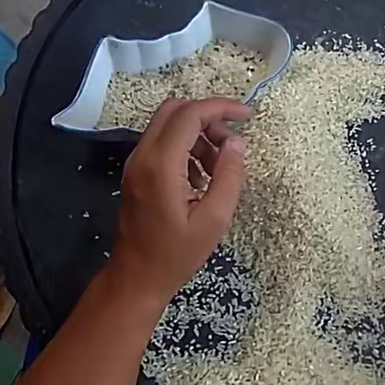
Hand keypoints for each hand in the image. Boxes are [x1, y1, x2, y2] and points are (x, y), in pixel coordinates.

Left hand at [110, 97, 250, 301]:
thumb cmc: (176, 254)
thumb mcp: (214, 219)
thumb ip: (229, 176)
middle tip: (232, 144)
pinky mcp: (137, 171)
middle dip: (209, 117)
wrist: (137, 276)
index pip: (190, 114)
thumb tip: (237, 143)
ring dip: (199, 134)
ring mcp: (136, 162)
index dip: (221, 108)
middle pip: (176, 110)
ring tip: (220, 168)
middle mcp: (143, 155)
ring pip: (169, 124)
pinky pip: (163, 142)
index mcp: (161, 164)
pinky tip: (202, 177)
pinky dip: (187, 146)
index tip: (248, 116)